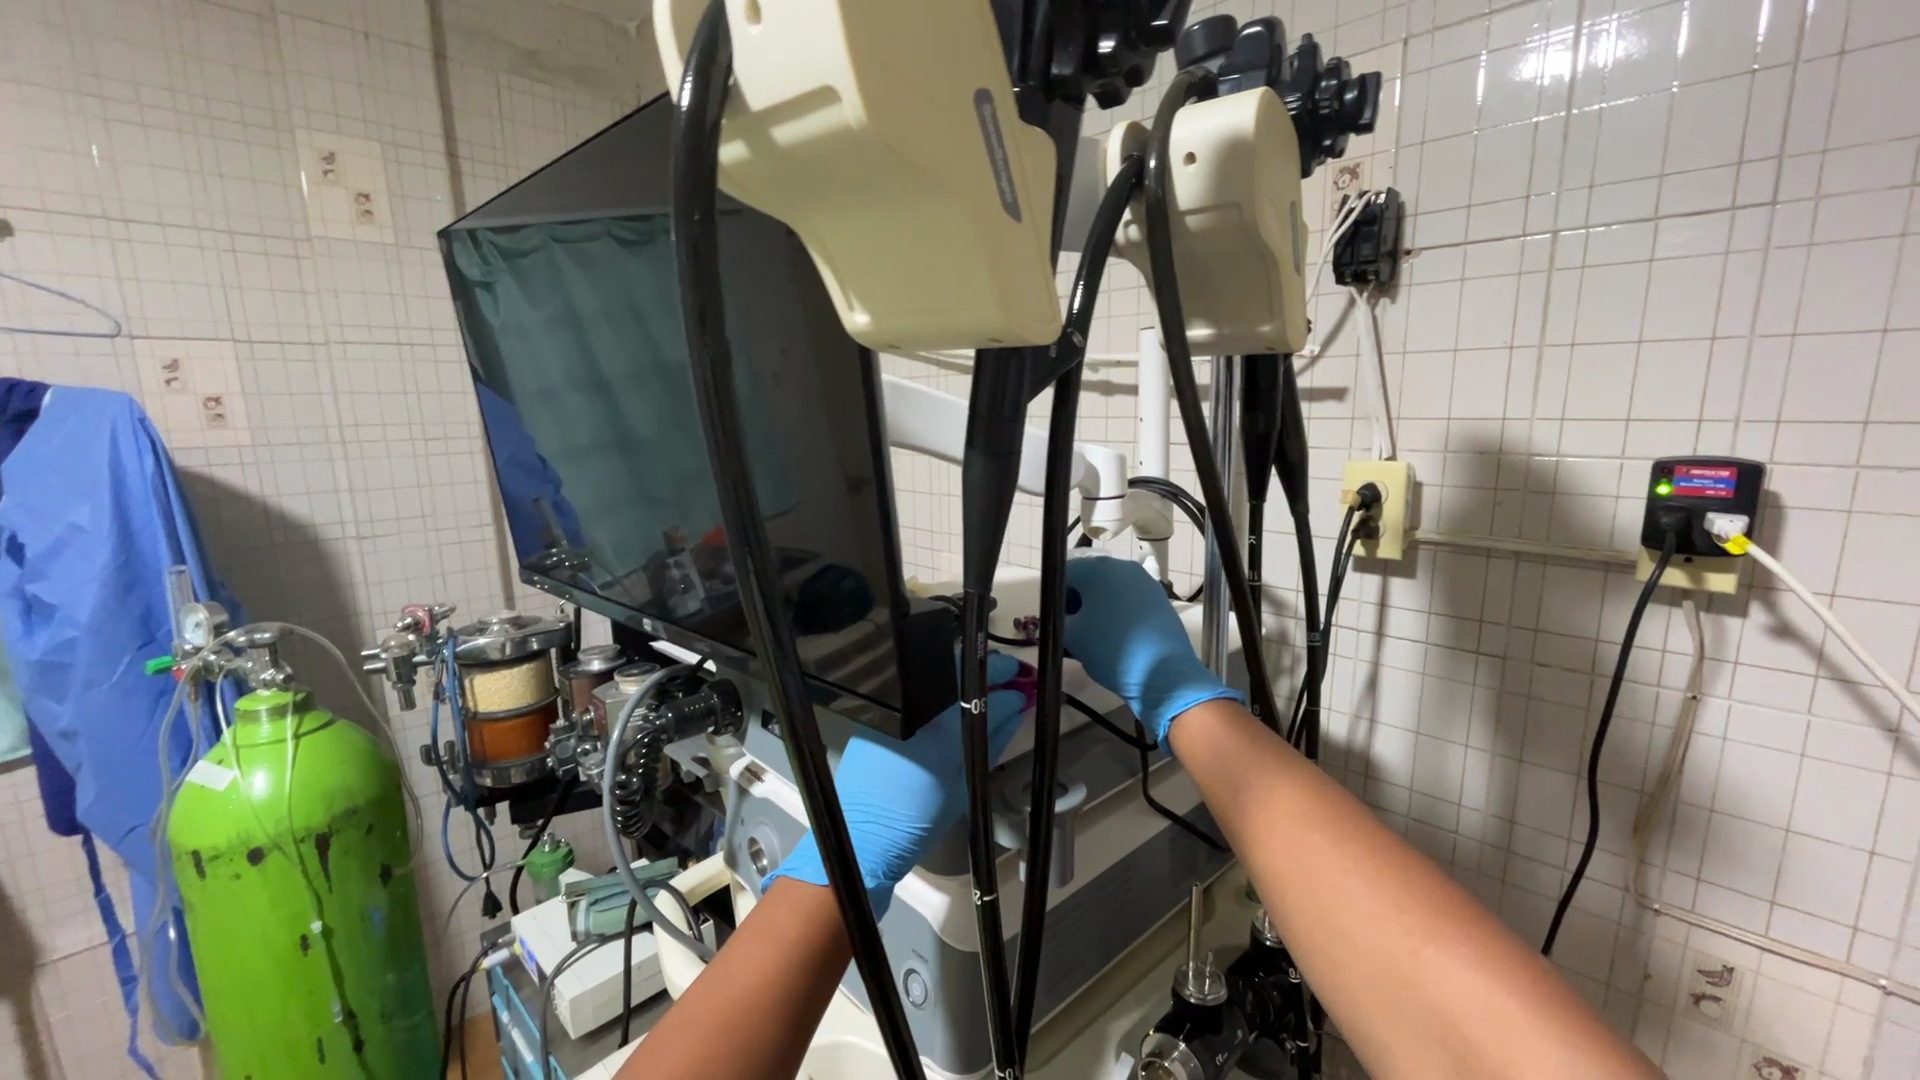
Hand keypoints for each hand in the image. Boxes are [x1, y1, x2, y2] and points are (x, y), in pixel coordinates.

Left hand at [765, 652, 1028, 917]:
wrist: (862, 842)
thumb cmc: (919, 819)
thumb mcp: (965, 782)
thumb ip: (991, 740)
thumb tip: (1017, 707)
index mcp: (935, 727)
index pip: (974, 688)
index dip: (1002, 679)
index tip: (1022, 679)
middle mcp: (910, 709)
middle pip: (952, 672)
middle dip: (985, 670)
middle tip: (1012, 675)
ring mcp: (889, 709)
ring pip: (934, 679)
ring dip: (963, 678)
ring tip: (989, 686)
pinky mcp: (876, 716)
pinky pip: (917, 693)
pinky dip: (941, 691)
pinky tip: (959, 699)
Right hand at [1063, 556, 1242, 744]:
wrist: (1164, 674)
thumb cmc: (1111, 649)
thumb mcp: (1072, 636)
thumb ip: (1057, 620)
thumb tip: (1061, 618)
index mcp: (1100, 568)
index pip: (1064, 574)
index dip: (1055, 598)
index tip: (1056, 622)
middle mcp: (1124, 568)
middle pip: (1089, 581)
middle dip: (1077, 604)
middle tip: (1071, 633)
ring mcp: (1145, 584)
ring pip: (1110, 593)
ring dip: (1096, 612)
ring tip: (1092, 641)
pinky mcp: (1159, 602)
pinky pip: (1128, 604)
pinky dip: (1116, 617)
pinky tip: (1114, 641)